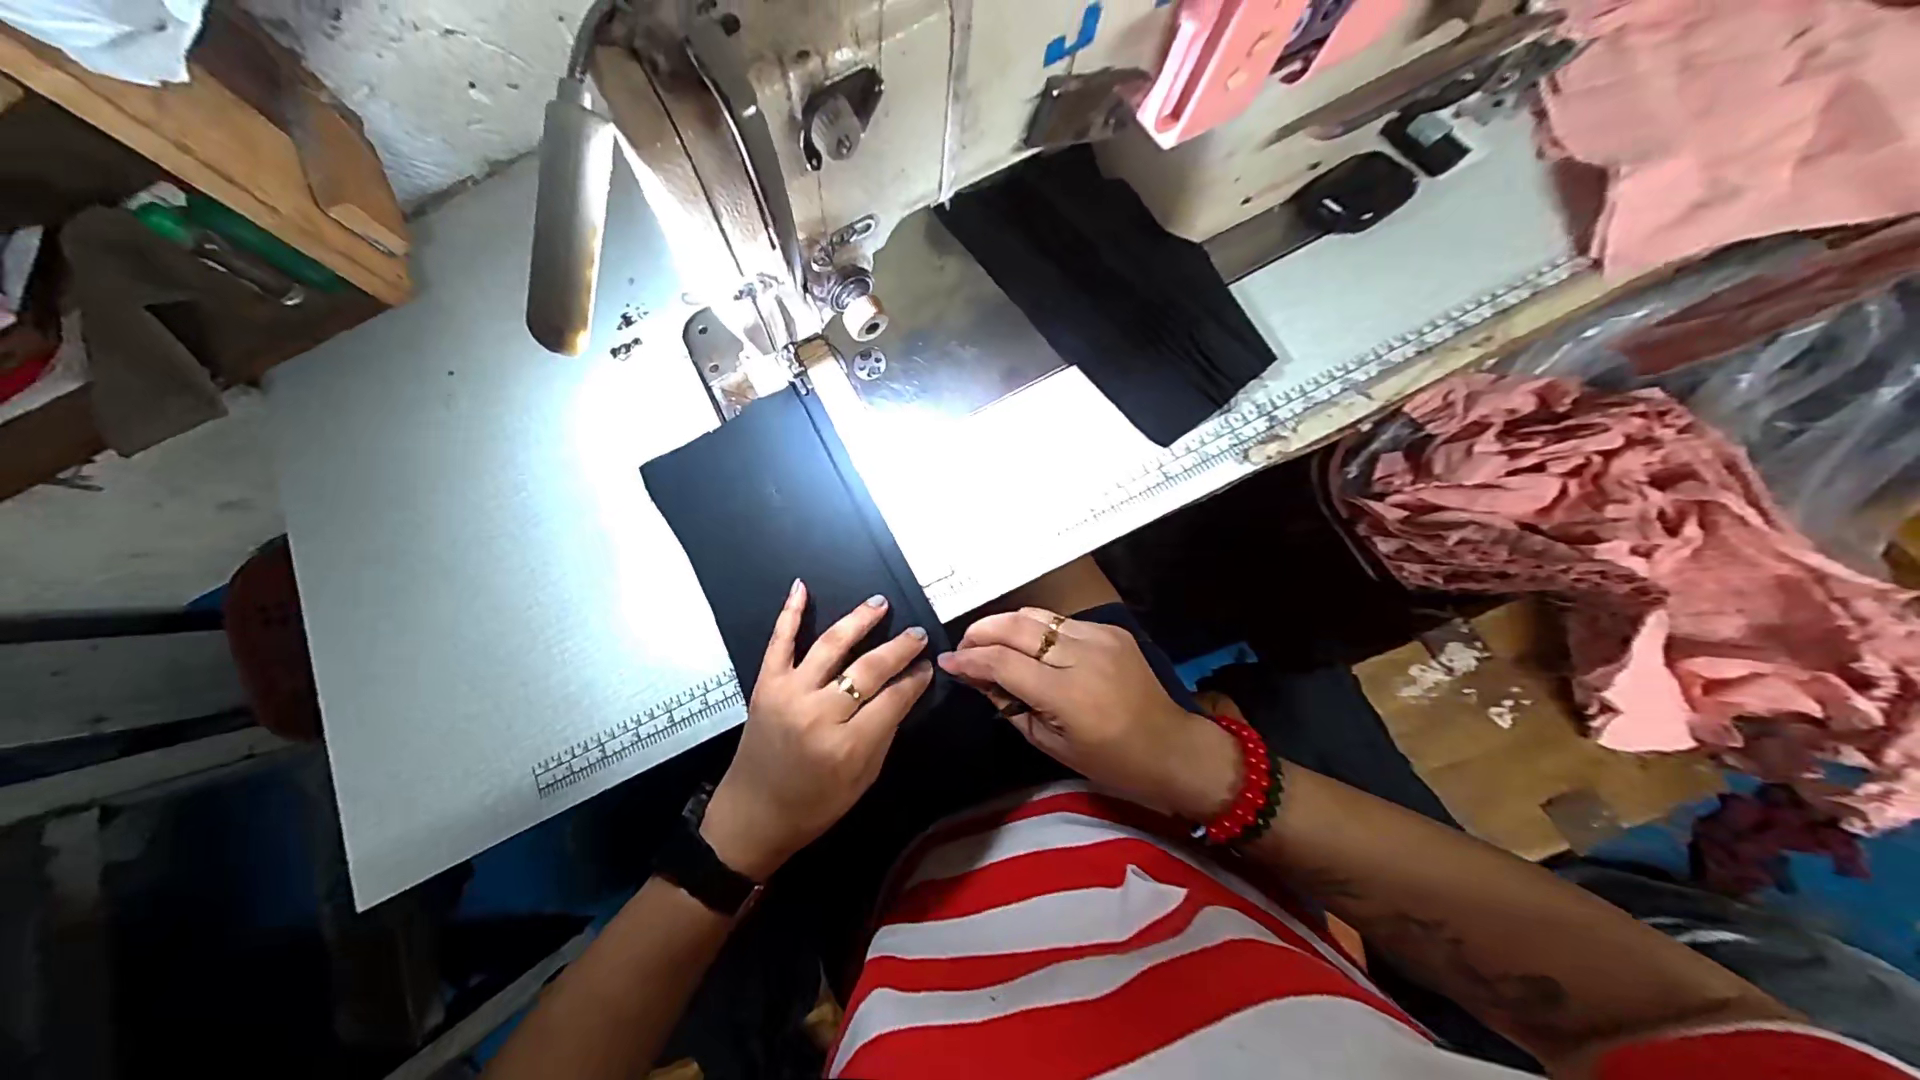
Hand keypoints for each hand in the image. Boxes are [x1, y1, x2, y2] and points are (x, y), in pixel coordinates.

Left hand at [701, 580, 932, 880]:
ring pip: (831, 646)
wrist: (752, 815)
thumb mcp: (863, 779)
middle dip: (899, 648)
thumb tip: (905, 689)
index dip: (915, 680)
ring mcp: (789, 694)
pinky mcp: (765, 685)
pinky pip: (779, 642)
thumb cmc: (814, 805)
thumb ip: (884, 732)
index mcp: (847, 746)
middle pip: (868, 669)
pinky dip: (789, 612)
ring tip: (880, 603)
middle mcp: (819, 714)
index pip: (893, 699)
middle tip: (917, 634)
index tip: (927, 666)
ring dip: (859, 620)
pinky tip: (801, 587)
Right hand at [937, 609, 1240, 820]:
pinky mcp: (1111, 629)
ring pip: (1037, 615)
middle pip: (1016, 627)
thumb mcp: (1051, 743)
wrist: (1172, 747)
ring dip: (1006, 624)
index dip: (969, 659)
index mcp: (1068, 694)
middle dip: (981, 632)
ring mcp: (1100, 636)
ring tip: (988, 639)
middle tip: (963, 646)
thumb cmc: (1110, 761)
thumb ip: (1010, 704)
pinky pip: (1061, 621)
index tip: (947, 661)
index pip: (1003, 662)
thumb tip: (976, 676)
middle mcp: (1083, 655)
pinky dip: (1037, 628)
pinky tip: (1027, 644)